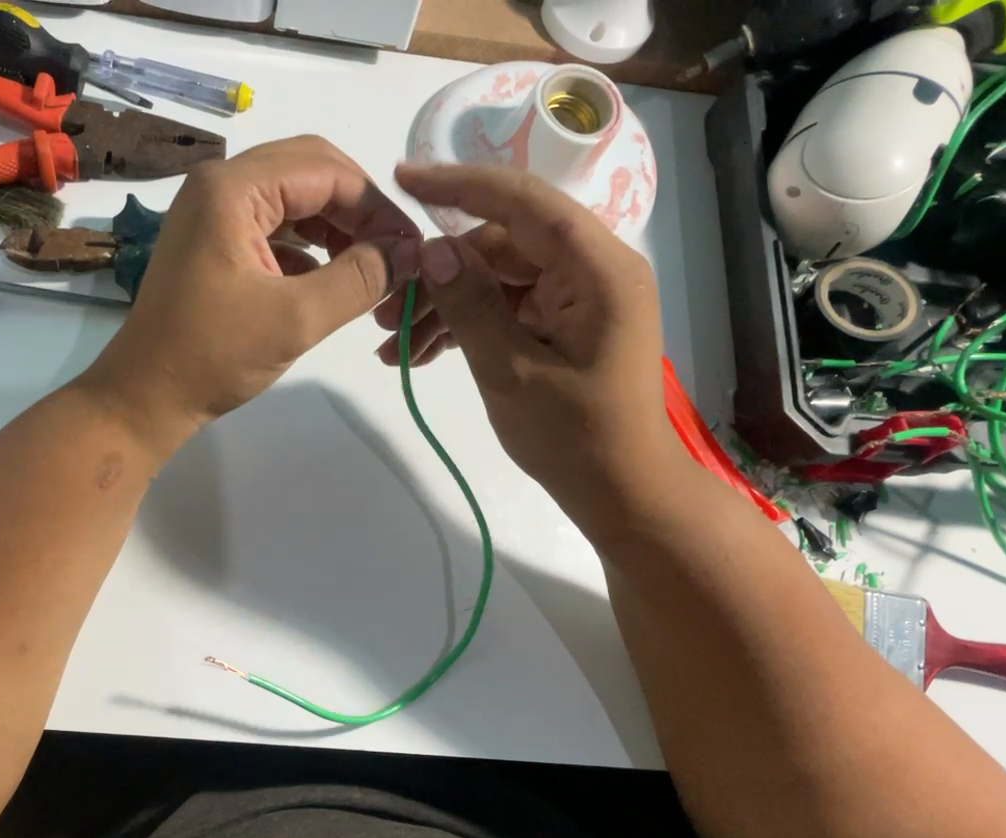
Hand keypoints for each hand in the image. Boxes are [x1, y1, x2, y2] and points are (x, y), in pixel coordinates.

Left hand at [82, 136, 419, 430]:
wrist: (145, 397)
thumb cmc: (212, 356)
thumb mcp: (296, 318)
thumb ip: (361, 278)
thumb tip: (411, 251)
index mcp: (233, 187)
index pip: (327, 170)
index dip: (378, 206)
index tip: (412, 248)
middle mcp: (221, 185)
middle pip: (311, 173)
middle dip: (359, 212)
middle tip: (395, 255)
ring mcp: (213, 214)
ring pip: (294, 201)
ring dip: (336, 230)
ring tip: (372, 270)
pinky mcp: (214, 244)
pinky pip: (274, 229)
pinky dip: (309, 249)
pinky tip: (334, 281)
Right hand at [379, 164, 688, 532]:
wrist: (621, 491)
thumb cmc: (573, 438)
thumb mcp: (510, 372)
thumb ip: (471, 305)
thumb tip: (432, 249)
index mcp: (598, 270)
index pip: (525, 203)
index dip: (461, 186)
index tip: (403, 179)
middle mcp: (594, 269)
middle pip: (505, 245)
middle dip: (441, 273)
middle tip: (384, 311)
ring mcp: (580, 297)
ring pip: (500, 278)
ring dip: (447, 305)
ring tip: (393, 343)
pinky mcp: (566, 322)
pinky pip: (510, 306)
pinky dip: (469, 324)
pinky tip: (423, 350)